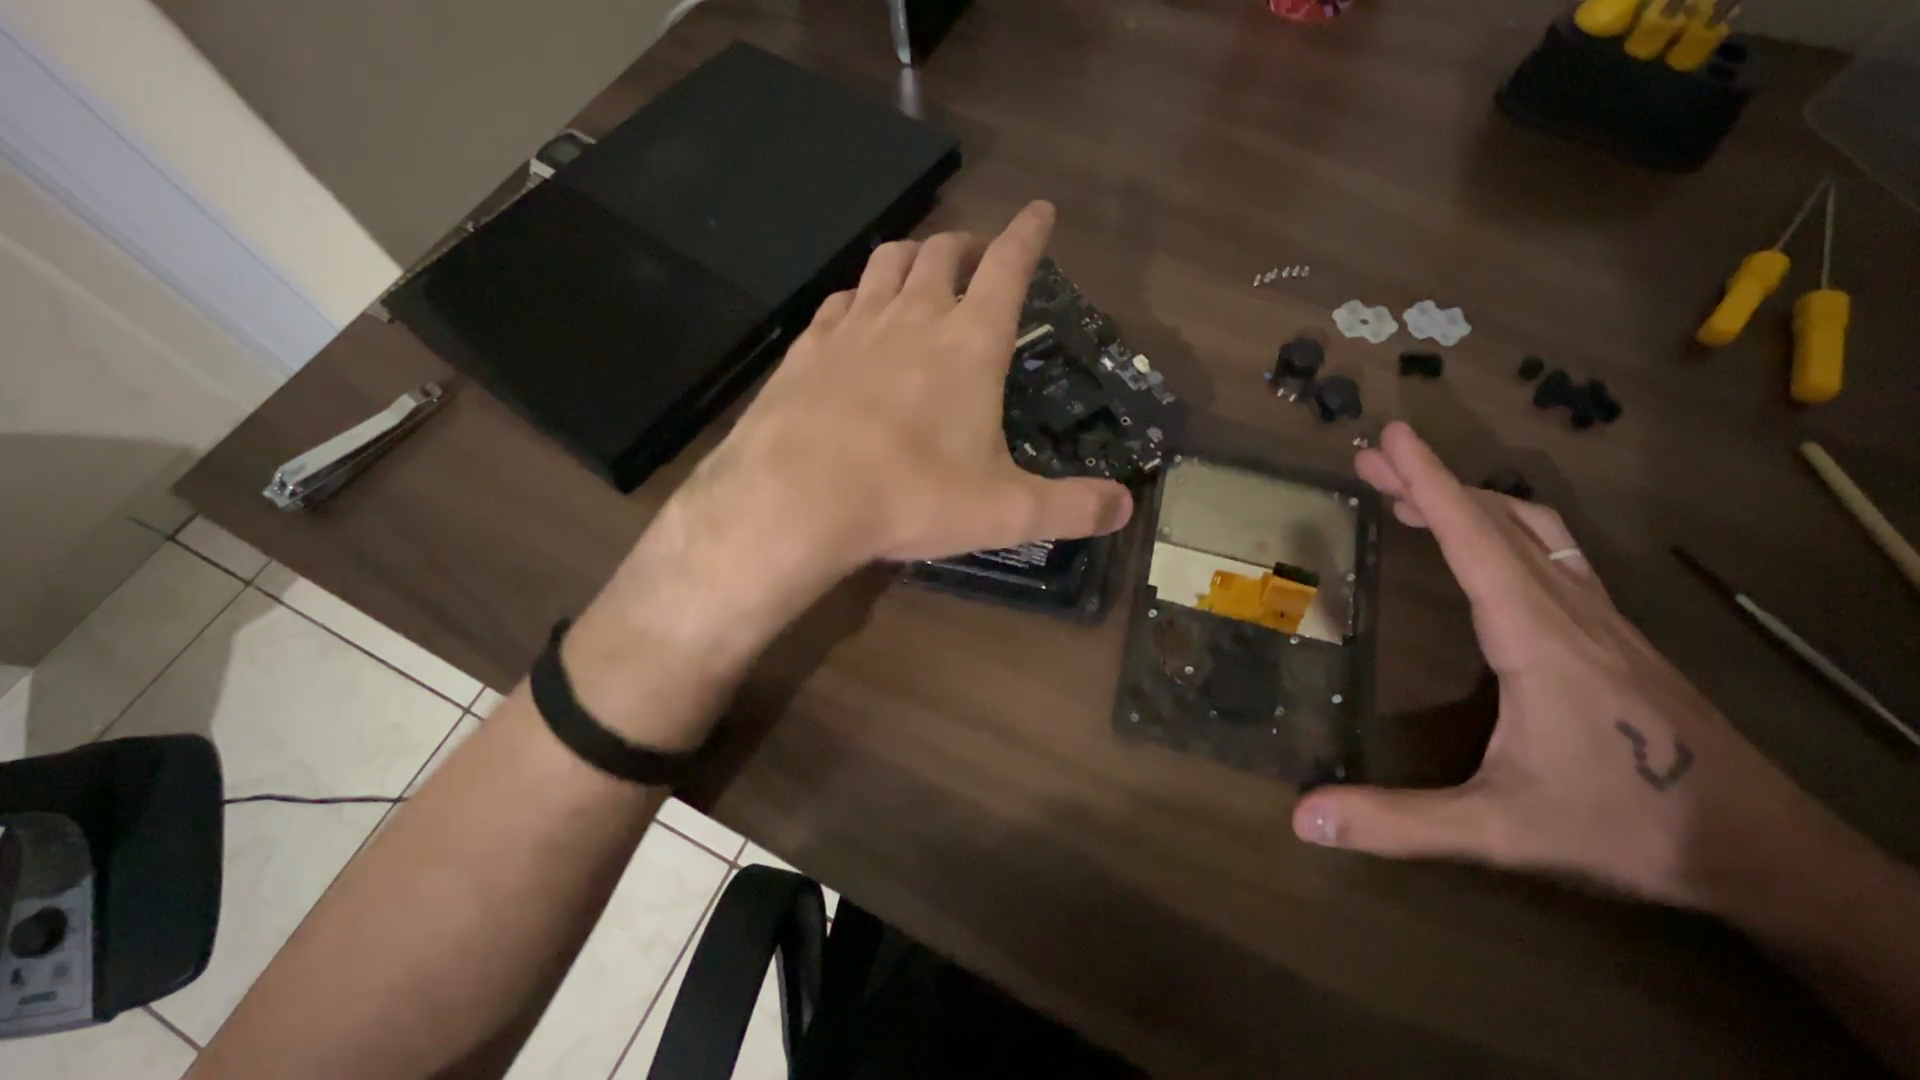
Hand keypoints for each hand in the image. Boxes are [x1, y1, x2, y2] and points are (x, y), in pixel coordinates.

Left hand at [689, 199, 1131, 579]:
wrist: (796, 496)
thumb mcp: (1004, 511)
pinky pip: (842, 298)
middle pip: (946, 252)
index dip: (1030, 234)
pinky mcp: (809, 344)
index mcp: (971, 342)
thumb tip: (1126, 507)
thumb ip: (1070, 507)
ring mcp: (855, 324)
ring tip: (924, 267)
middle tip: (981, 255)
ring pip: (890, 261)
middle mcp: (915, 315)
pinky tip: (858, 311)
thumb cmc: (910, 495)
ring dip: (915, 255)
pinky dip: (861, 293)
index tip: (1041, 210)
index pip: (1010, 267)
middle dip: (970, 245)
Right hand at [1292, 423, 1825, 911]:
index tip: (1392, 436)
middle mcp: (1570, 611)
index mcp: (1536, 636)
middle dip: (1431, 483)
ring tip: (1415, 499)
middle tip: (1372, 461)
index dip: (1429, 484)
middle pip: (1495, 522)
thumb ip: (1398, 824)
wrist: (1760, 847)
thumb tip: (1300, 818)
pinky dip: (1506, 531)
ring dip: (1470, 504)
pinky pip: (1555, 556)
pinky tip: (1495, 557)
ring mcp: (1603, 620)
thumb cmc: (1626, 826)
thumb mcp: (1499, 832)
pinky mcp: (1619, 638)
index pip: (1473, 540)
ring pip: (1533, 533)